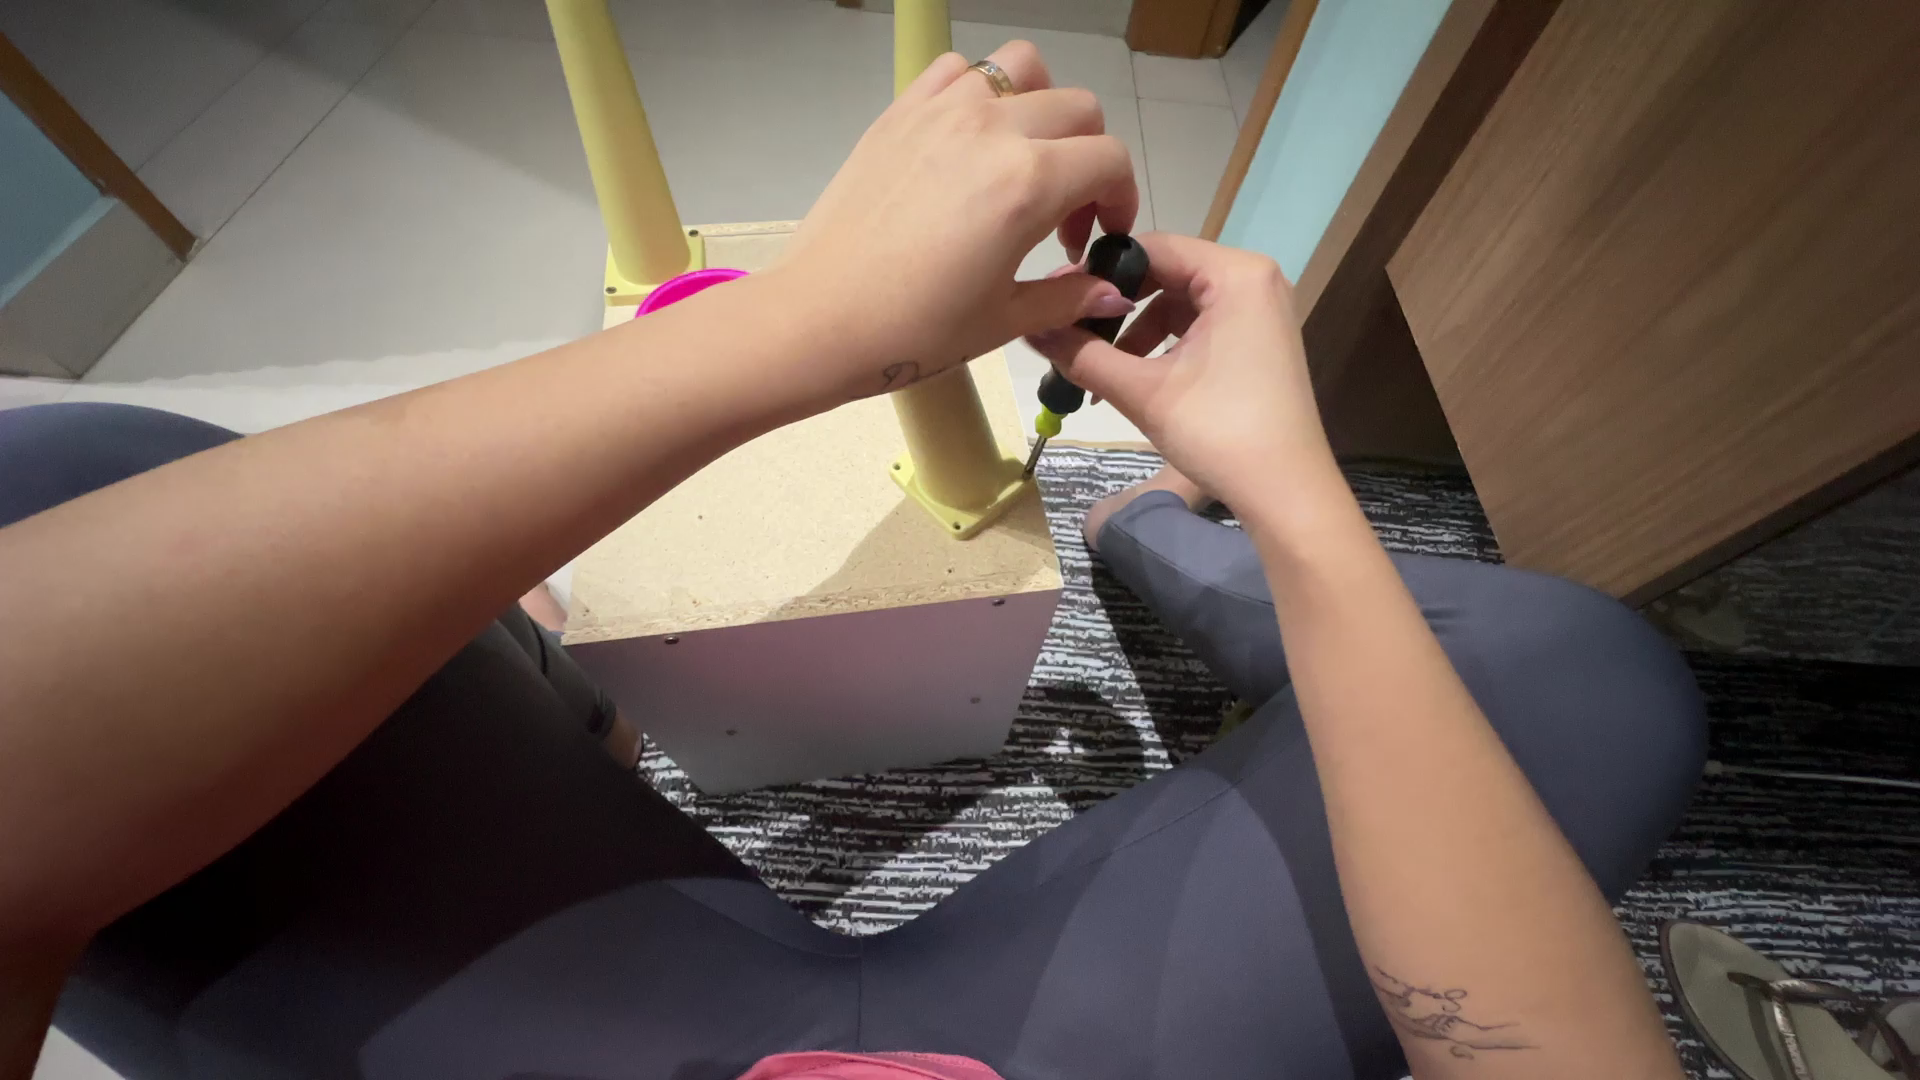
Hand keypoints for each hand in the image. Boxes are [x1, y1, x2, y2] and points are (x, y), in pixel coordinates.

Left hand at [778, 41, 1139, 400]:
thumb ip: (1068, 298)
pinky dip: (982, 94)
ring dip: (1042, 111)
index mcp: (1027, 184)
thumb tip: (1116, 293)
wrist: (821, 319)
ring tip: (1023, 164)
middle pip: (1077, 111)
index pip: (1109, 160)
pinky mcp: (901, 112)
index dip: (1121, 200)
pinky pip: (960, 71)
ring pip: (1022, 71)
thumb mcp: (1003, 321)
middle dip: (1090, 161)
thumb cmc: (913, 332)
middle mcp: (992, 130)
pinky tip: (970, 146)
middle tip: (1064, 217)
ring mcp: (942, 111)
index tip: (1102, 236)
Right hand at [1026, 233, 1333, 512]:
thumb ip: (1083, 355)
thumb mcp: (1143, 391)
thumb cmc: (1218, 431)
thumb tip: (1028, 330)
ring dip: (1137, 333)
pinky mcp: (1258, 342)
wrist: (1284, 491)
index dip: (1101, 272)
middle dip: (1118, 308)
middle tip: (1074, 336)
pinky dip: (1165, 347)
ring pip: (1181, 304)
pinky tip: (1138, 380)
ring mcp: (1260, 312)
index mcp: (1236, 274)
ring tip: (1102, 370)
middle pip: (1167, 274)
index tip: (1059, 300)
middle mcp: (1254, 279)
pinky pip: (1200, 326)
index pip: (1153, 247)